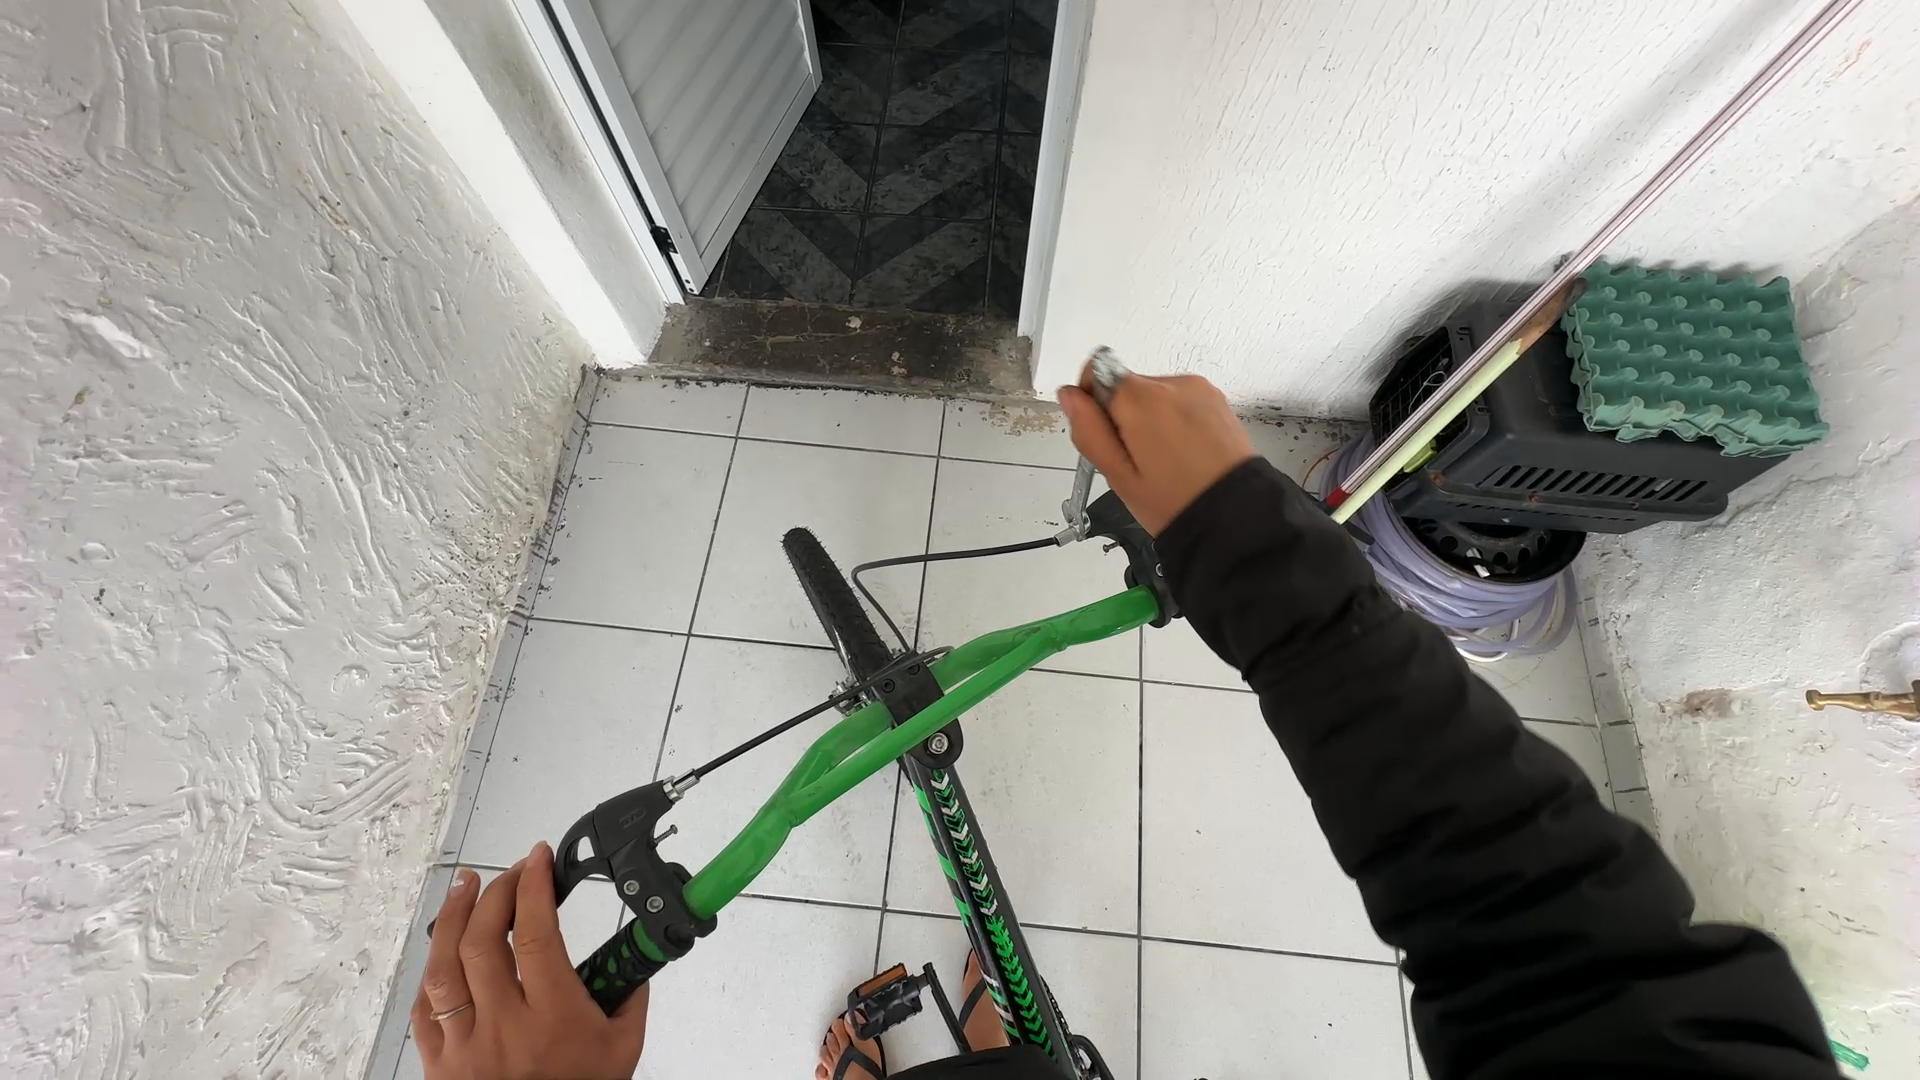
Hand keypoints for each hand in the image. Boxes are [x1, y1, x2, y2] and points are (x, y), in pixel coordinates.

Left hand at [413, 843, 648, 1079]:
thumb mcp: (624, 1046)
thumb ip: (630, 993)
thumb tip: (632, 954)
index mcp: (552, 1015)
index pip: (535, 934)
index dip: (535, 886)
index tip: (541, 857)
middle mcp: (502, 1025)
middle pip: (483, 942)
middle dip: (498, 892)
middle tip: (515, 869)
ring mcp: (463, 1045)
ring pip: (443, 969)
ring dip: (454, 917)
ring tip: (468, 884)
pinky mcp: (439, 1064)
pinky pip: (424, 1009)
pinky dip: (434, 970)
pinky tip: (445, 947)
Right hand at [1057, 364, 1255, 533]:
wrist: (1235, 515)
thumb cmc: (1174, 502)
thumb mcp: (1118, 475)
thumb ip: (1089, 430)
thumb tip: (1069, 395)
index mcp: (1143, 401)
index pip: (1096, 372)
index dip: (1092, 402)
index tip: (1105, 434)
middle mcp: (1172, 385)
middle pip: (1125, 385)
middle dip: (1122, 416)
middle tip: (1135, 459)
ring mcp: (1198, 389)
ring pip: (1152, 394)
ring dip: (1148, 419)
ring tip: (1162, 460)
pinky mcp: (1215, 399)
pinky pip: (1178, 400)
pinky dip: (1172, 421)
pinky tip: (1182, 452)